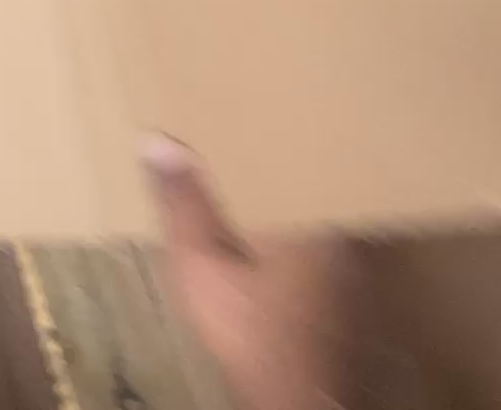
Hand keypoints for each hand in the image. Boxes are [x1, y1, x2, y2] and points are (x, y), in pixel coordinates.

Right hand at [144, 135, 364, 409]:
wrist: (293, 398)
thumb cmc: (247, 323)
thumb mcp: (198, 257)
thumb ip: (182, 200)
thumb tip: (158, 138)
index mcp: (308, 221)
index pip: (280, 163)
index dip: (247, 140)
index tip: (215, 119)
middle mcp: (337, 240)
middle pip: (286, 188)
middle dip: (245, 168)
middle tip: (204, 146)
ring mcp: (342, 273)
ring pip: (292, 217)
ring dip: (255, 200)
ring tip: (211, 182)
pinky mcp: (334, 298)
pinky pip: (296, 244)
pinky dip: (266, 229)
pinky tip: (239, 233)